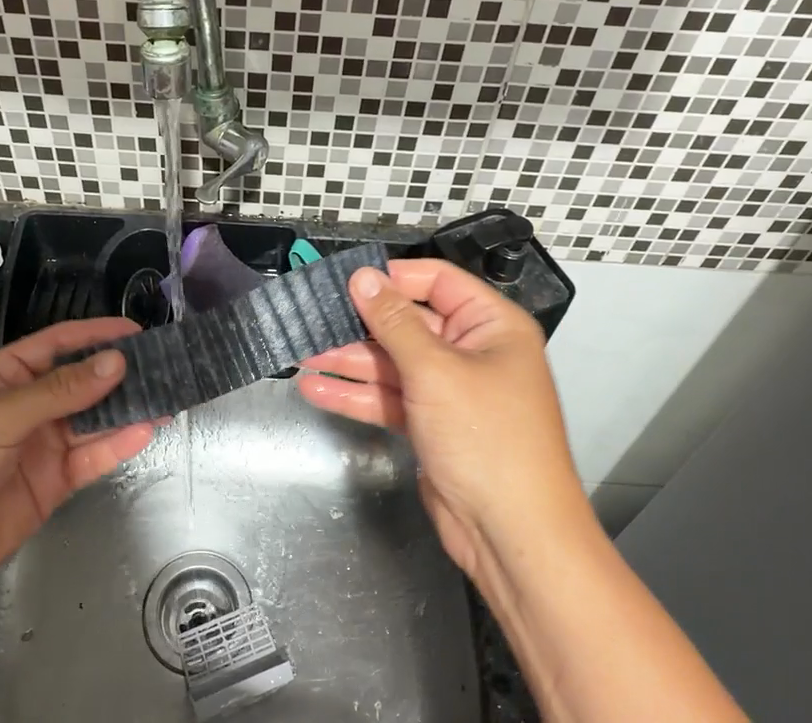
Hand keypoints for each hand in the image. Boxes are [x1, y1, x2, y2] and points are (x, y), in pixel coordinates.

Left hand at [0, 318, 155, 608]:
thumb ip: (60, 390)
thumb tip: (117, 361)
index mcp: (4, 376)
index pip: (58, 344)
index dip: (96, 334)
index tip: (138, 331)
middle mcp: (27, 405)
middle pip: (83, 381)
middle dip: (120, 373)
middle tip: (165, 364)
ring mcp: (42, 445)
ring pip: (94, 419)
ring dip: (127, 408)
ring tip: (168, 394)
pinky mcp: (53, 482)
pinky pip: (92, 457)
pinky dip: (118, 445)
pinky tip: (146, 430)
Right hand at [296, 259, 589, 579]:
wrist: (511, 533)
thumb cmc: (486, 439)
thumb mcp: (435, 371)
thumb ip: (393, 322)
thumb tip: (363, 277)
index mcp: (491, 324)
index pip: (436, 281)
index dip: (391, 277)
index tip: (343, 280)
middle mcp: (473, 350)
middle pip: (408, 323)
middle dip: (359, 324)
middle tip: (309, 319)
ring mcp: (451, 390)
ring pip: (393, 363)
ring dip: (349, 361)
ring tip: (300, 354)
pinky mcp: (432, 425)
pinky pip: (390, 398)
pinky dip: (356, 395)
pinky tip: (316, 389)